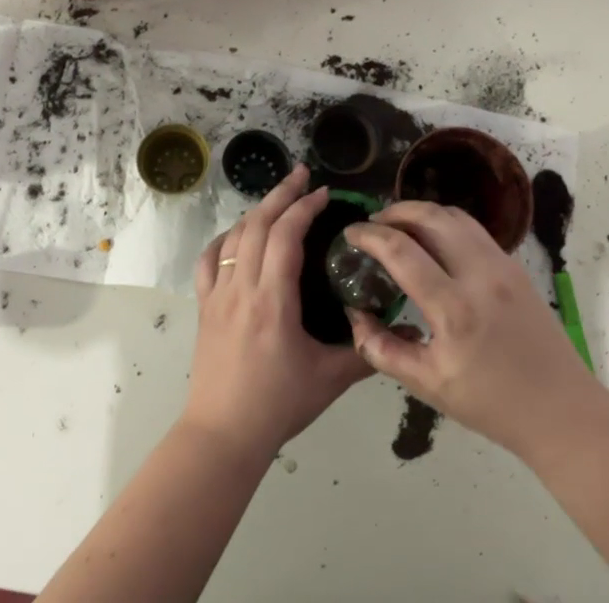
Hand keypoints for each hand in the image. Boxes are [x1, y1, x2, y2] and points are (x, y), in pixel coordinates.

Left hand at [183, 166, 372, 461]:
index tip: (324, 193)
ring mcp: (217, 297)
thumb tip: (404, 331)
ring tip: (277, 200)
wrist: (222, 434)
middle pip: (256, 225)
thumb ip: (366, 350)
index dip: (304, 208)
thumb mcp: (330, 378)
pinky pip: (208, 262)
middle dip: (280, 195)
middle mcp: (241, 289)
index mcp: (272, 301)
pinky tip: (235, 236)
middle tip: (302, 175)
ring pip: (232, 238)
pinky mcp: (204, 309)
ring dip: (255, 212)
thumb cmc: (278, 405)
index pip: (285, 236)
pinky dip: (224, 240)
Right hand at [343, 203, 603, 461]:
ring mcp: (503, 267)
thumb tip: (355, 315)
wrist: (560, 410)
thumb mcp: (426, 385)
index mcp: (453, 308)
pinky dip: (446, 225)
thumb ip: (381, 348)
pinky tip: (433, 244)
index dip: (369, 236)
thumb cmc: (490, 404)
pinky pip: (475, 231)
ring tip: (399, 228)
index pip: (402, 250)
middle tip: (372, 225)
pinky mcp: (516, 269)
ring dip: (422, 213)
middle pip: (431, 217)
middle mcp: (480, 275)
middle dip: (395, 212)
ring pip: (456, 217)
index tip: (349, 234)